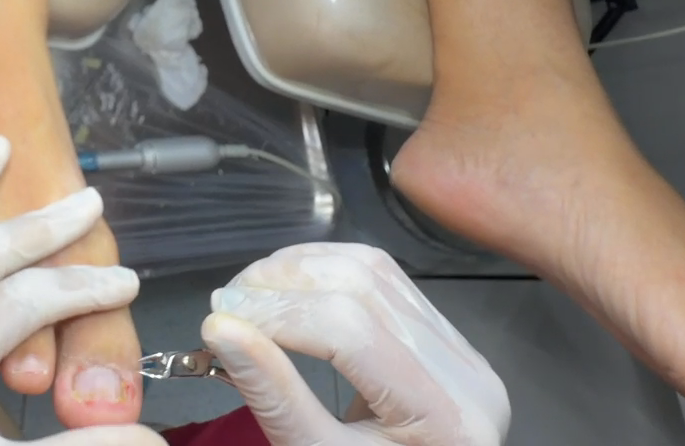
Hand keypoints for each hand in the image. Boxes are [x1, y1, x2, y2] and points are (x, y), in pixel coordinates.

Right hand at [202, 243, 509, 445]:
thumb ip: (272, 395)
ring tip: (250, 295)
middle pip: (359, 284)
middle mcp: (467, 373)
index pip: (350, 329)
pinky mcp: (441, 332)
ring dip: (295, 268)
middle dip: (279, 282)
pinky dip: (320, 267)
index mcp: (447, 418)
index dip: (276, 313)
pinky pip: (377, 272)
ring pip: (367, 266)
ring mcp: (460, 347)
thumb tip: (217, 326)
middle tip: (227, 303)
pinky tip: (287, 287)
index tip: (218, 318)